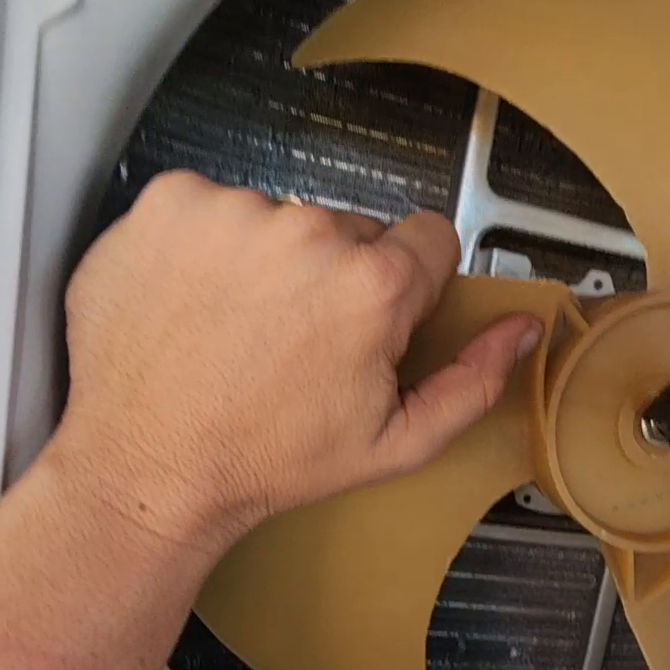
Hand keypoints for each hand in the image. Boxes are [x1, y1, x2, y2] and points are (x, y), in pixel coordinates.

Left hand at [47, 174, 541, 547]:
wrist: (150, 466)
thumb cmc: (267, 459)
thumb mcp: (396, 441)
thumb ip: (475, 380)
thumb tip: (520, 331)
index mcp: (374, 286)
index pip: (431, 239)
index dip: (410, 285)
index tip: (377, 317)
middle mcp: (308, 231)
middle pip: (357, 229)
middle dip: (344, 275)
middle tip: (305, 338)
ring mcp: (234, 210)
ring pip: (289, 218)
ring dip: (279, 260)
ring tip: (248, 326)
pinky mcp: (171, 203)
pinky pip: (222, 207)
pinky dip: (218, 245)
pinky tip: (205, 302)